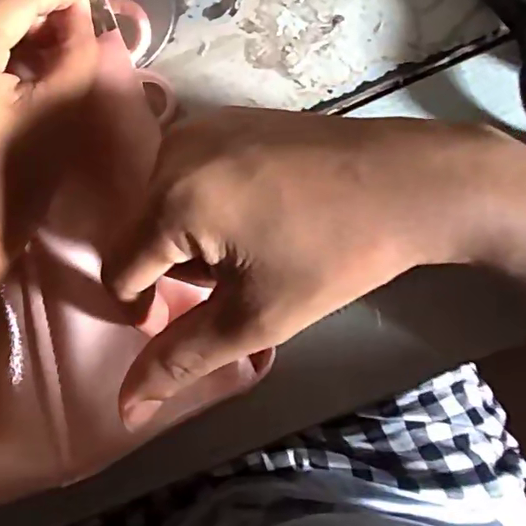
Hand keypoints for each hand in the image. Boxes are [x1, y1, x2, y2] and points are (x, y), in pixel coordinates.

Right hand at [105, 108, 515, 423]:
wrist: (406, 181)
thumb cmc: (335, 253)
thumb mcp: (256, 316)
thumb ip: (183, 358)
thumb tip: (125, 410)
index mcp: (174, 197)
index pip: (119, 270)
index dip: (149, 307)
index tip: (202, 312)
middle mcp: (173, 149)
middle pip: (141, 232)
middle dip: (176, 267)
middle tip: (240, 274)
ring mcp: (201, 123)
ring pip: (162, 201)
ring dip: (190, 233)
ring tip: (252, 240)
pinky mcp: (225, 114)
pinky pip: (187, 169)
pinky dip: (205, 198)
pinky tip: (257, 205)